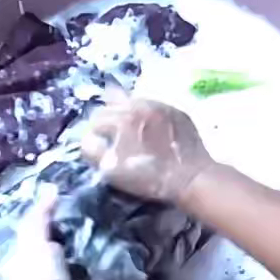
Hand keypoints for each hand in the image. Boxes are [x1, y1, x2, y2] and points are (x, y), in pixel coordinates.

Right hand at [79, 97, 213, 202]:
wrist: (191, 177)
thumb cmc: (149, 177)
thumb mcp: (111, 170)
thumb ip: (92, 150)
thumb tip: (88, 138)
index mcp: (121, 119)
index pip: (96, 118)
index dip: (96, 133)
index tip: (102, 144)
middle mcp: (140, 105)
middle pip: (113, 104)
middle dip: (110, 119)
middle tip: (116, 136)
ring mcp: (160, 106)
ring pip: (135, 102)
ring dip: (130, 113)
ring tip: (135, 131)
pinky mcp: (176, 111)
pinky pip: (155, 107)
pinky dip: (150, 116)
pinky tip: (154, 131)